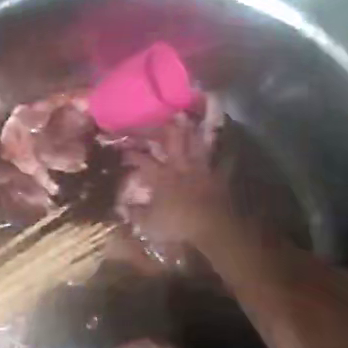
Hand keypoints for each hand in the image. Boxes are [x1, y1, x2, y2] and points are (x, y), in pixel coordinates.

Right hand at [132, 125, 240, 256]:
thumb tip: (124, 205)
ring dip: (190, 130)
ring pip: (196, 143)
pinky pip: (222, 159)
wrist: (210, 229)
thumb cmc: (175, 226)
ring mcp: (201, 169)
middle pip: (172, 140)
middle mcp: (180, 166)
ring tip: (186, 118)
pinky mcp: (218, 177)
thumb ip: (135, 212)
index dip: (131, 152)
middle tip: (158, 119)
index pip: (142, 159)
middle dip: (164, 128)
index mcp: (160, 176)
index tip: (122, 148)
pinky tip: (225, 142)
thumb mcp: (147, 223)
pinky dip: (223, 149)